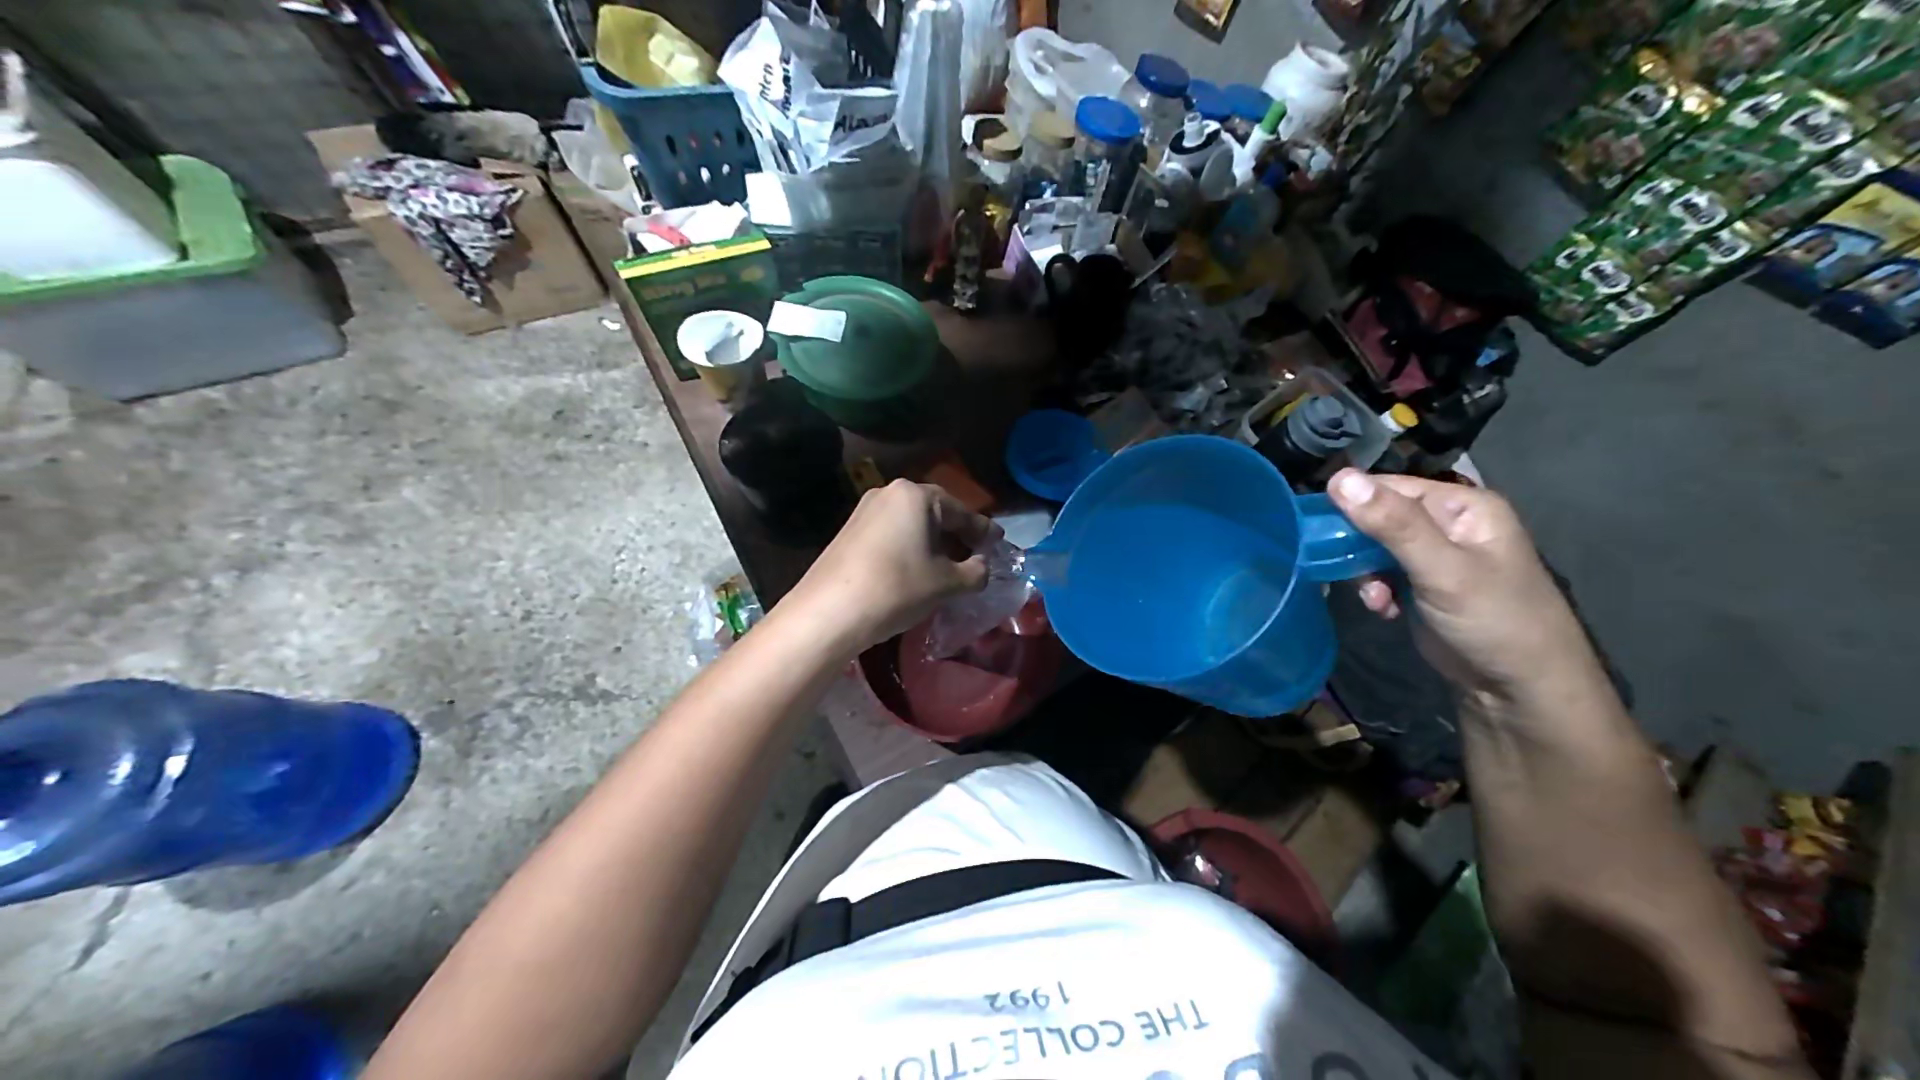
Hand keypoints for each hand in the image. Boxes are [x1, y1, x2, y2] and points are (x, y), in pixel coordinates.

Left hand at [784, 480, 999, 651]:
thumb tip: (983, 566)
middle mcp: (889, 493)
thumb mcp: (947, 583)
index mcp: (916, 495)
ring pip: (912, 524)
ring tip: (950, 565)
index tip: (1000, 542)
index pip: (961, 511)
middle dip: (957, 534)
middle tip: (978, 553)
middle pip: (935, 513)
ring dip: (934, 542)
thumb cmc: (897, 588)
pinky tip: (918, 569)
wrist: (830, 612)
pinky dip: (911, 547)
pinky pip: (892, 534)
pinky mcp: (850, 532)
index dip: (983, 530)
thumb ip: (975, 571)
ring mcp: (865, 511)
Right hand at [1325, 469, 1605, 707]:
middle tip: (1348, 572)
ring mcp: (1432, 556)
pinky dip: (1374, 590)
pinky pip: (1379, 574)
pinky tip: (1382, 609)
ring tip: (1375, 599)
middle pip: (1376, 517)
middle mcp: (1446, 524)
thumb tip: (1338, 477)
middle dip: (1355, 546)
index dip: (1351, 503)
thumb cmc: (1493, 620)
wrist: (1520, 690)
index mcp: (1460, 505)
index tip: (1317, 529)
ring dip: (1362, 573)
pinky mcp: (1420, 585)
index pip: (1388, 487)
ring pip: (1372, 548)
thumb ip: (1392, 524)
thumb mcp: (1442, 569)